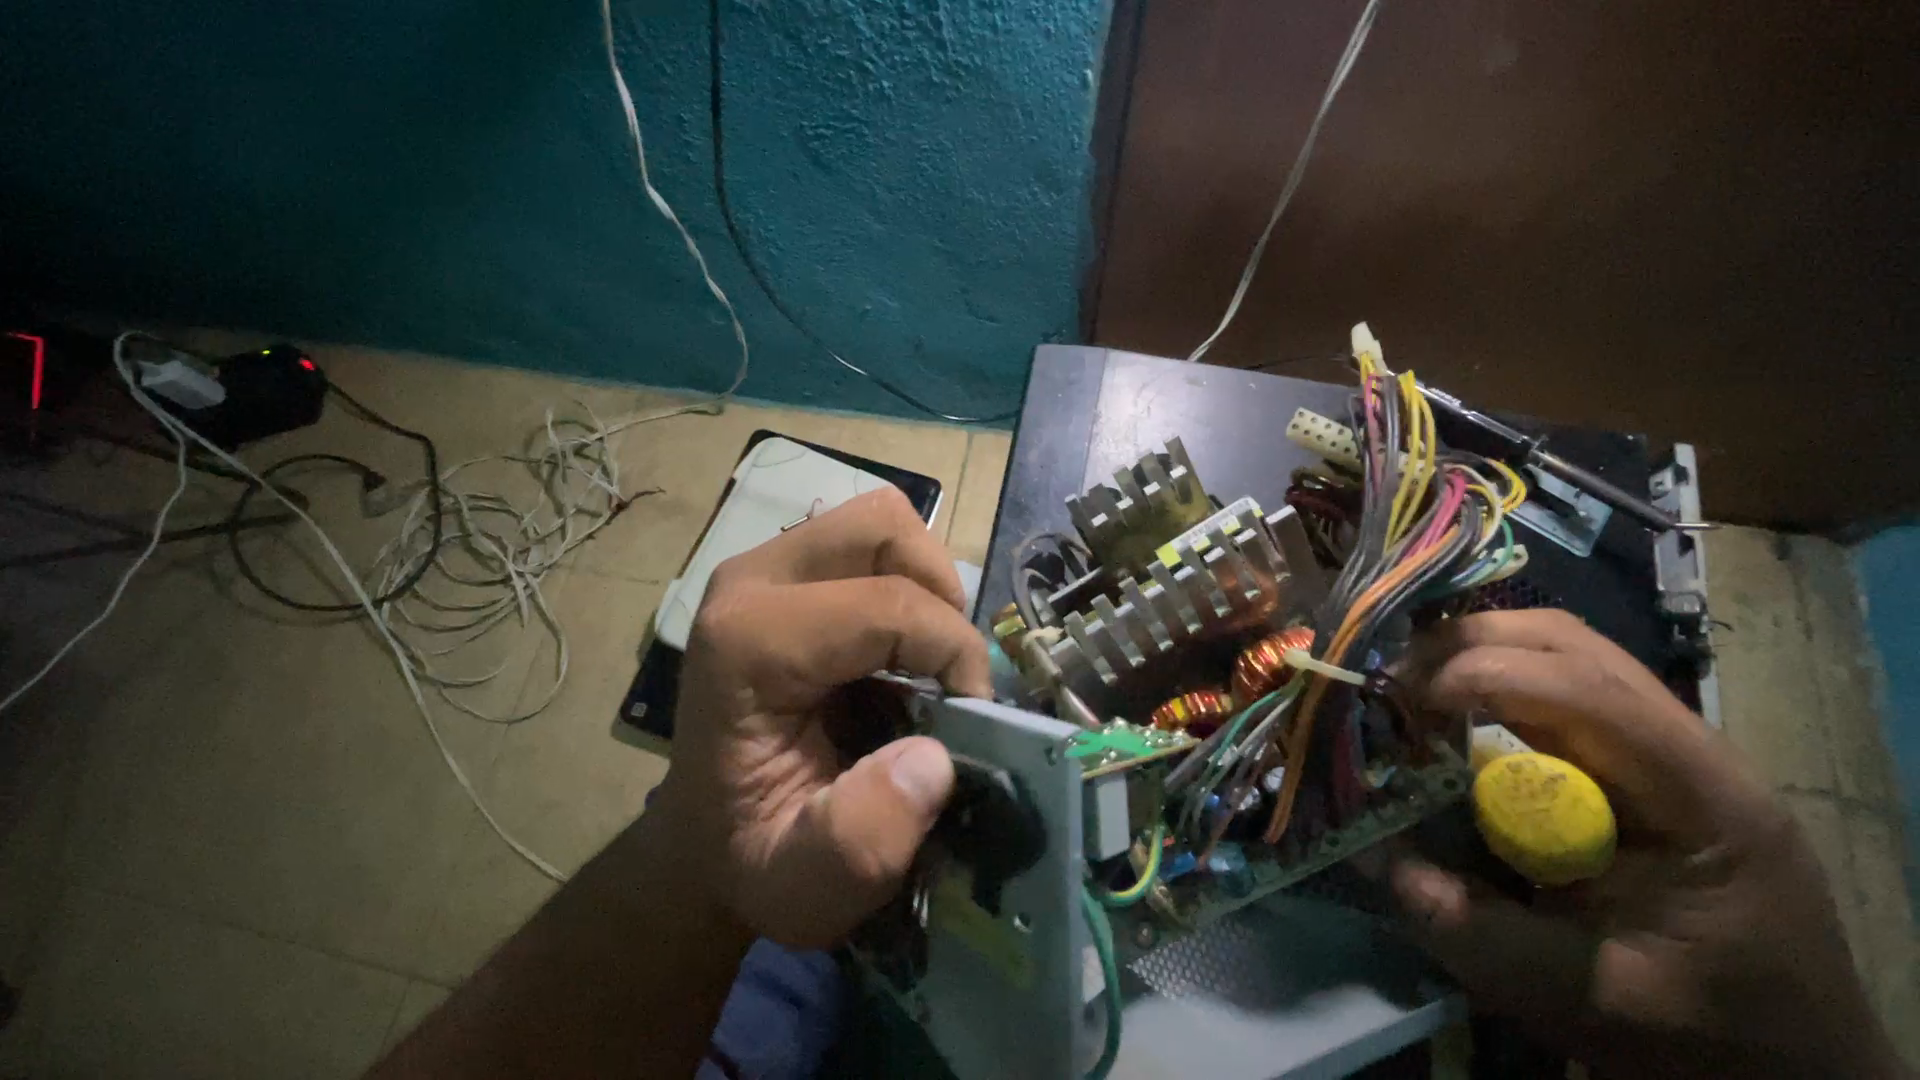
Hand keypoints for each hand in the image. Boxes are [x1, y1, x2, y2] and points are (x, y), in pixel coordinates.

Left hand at [650, 488, 991, 948]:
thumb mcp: (805, 885)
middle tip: (949, 675)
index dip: (952, 652)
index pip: (885, 605)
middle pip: (882, 529)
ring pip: (881, 523)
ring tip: (929, 660)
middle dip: (940, 596)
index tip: (972, 718)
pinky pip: (870, 544)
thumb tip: (934, 757)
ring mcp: (763, 568)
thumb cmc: (753, 857)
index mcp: (747, 644)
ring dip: (926, 586)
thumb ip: (861, 838)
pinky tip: (901, 652)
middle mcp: (749, 583)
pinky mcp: (783, 571)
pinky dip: (908, 586)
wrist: (705, 834)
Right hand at [1395, 610, 1901, 1076]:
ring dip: (1473, 654)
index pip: (1593, 694)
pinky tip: (1441, 711)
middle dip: (1470, 644)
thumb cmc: (1696, 1035)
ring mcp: (1659, 750)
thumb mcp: (1579, 999)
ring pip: (1561, 652)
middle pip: (1573, 645)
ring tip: (1406, 687)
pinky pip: (1550, 692)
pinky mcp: (1625, 762)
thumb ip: (1472, 929)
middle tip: (1391, 679)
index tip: (1406, 701)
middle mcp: (1689, 751)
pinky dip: (1485, 683)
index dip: (1489, 676)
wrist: (1782, 1064)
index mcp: (1705, 802)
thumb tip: (1373, 854)